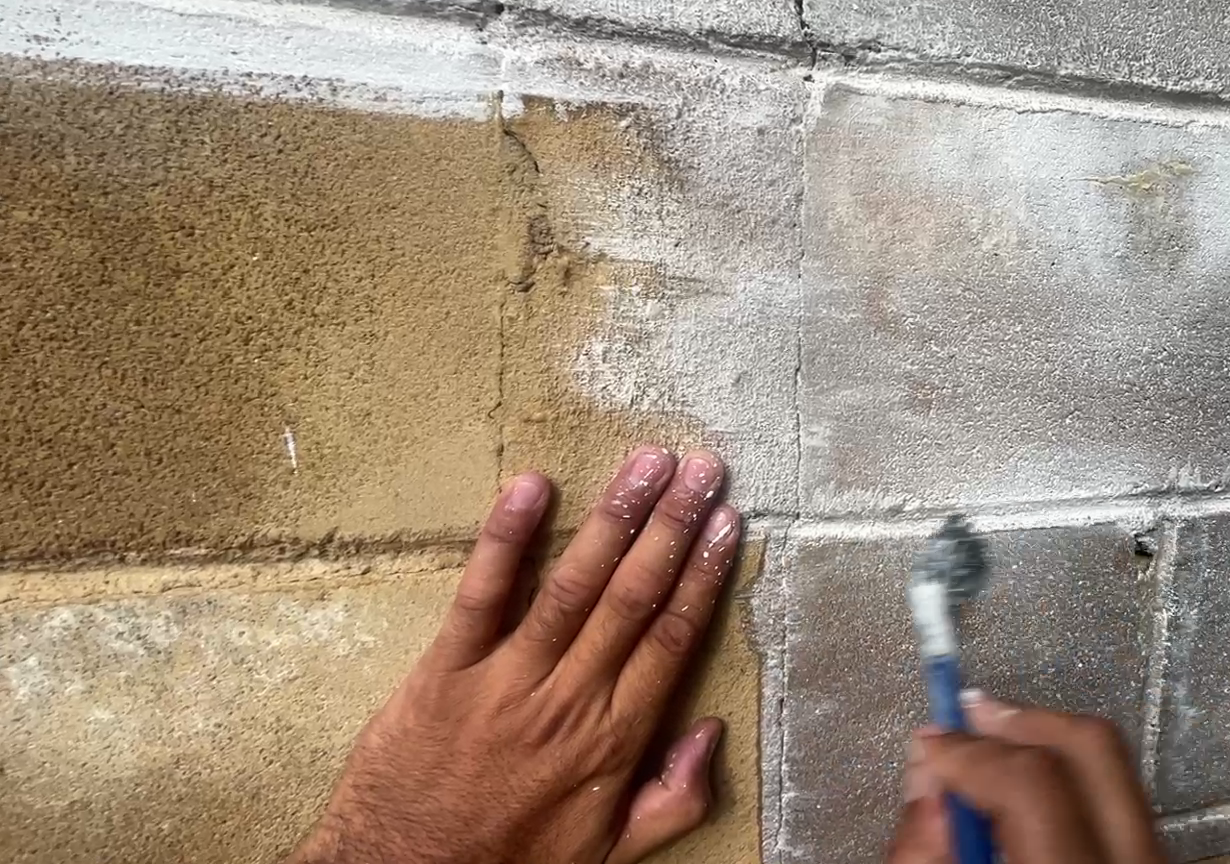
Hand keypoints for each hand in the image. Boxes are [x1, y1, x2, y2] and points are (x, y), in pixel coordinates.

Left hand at [283, 447, 741, 863]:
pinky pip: (480, 595)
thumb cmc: (513, 861)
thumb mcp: (609, 851)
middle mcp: (571, 696)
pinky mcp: (445, 669)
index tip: (727, 521)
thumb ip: (674, 798)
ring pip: (574, 585)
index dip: (704, 572)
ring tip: (647, 462)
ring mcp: (507, 678)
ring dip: (615, 517)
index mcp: (615, 734)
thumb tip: (713, 731)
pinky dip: (505, 539)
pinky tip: (533, 486)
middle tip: (702, 469)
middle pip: (634, 595)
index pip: (674, 634)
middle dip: (674, 524)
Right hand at [886, 693, 1166, 863]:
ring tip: (989, 752)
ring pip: (1108, 762)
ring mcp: (1158, 861)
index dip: (970, 752)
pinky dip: (1067, 778)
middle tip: (967, 713)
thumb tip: (928, 779)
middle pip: (1092, 745)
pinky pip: (1115, 793)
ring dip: (1042, 741)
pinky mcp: (1158, 859)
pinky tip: (1026, 797)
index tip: (930, 747)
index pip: (1033, 783)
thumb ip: (931, 853)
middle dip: (1021, 718)